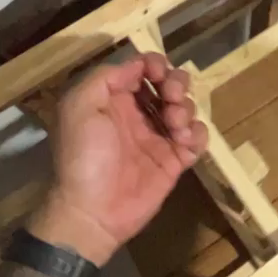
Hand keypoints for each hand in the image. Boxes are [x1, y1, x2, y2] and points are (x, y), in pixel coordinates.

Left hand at [28, 53, 207, 266]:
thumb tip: (138, 65)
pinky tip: (185, 141)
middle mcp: (138, 113)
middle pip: (169, 83)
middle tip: (172, 97)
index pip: (142, 69)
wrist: (93, 212)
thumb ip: (105, 77)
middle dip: (177, 83)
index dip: (155, 64)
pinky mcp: (174, 160)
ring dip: (186, 108)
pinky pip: (197, 137)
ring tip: (175, 125)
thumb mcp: (79, 107)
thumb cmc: (83, 156)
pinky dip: (198, 133)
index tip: (159, 73)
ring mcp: (158, 137)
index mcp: (114, 98)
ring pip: (185, 107)